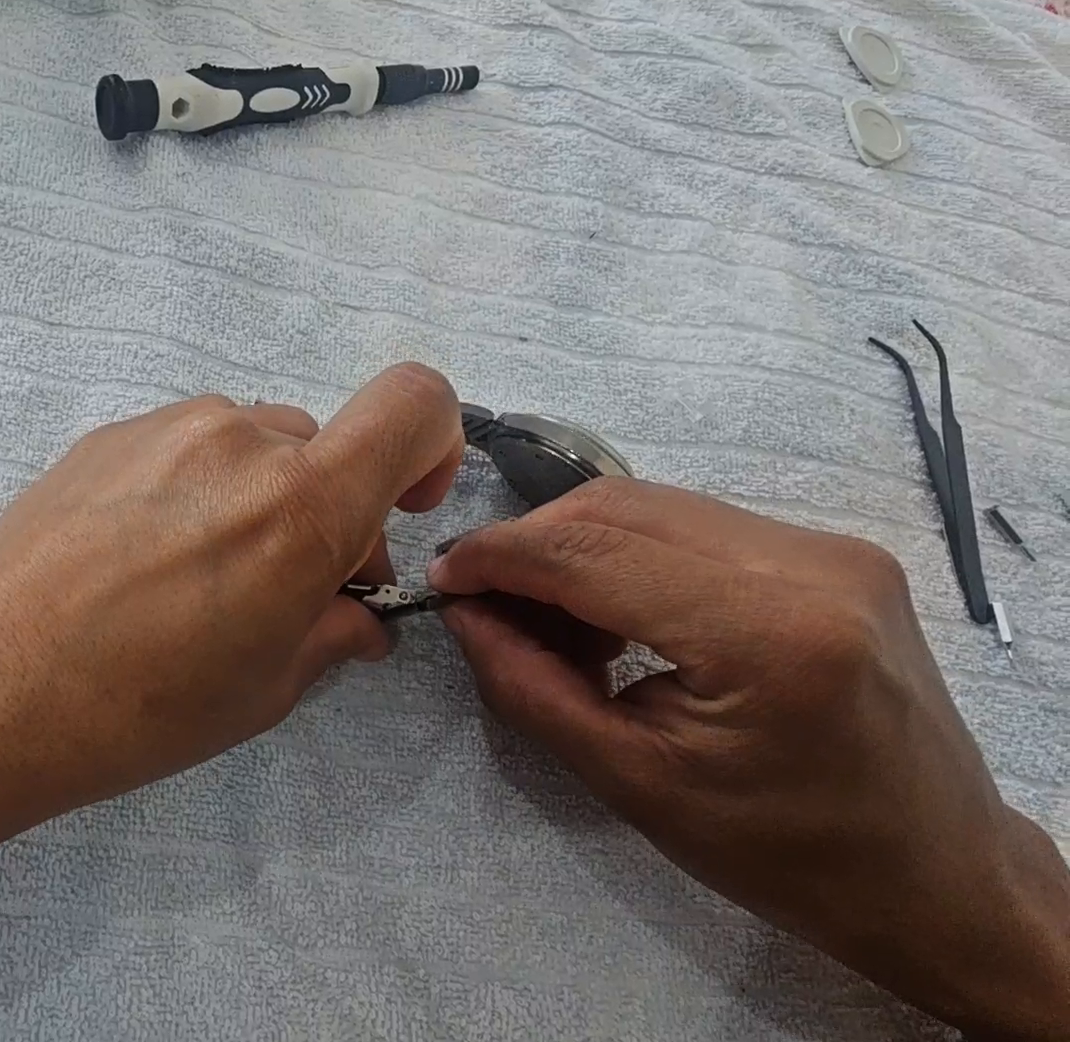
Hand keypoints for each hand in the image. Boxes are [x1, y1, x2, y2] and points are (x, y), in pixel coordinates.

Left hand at [0, 363, 462, 815]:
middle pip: (321, 446)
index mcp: (299, 502)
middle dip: (322, 510)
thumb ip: (334, 630)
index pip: (415, 402)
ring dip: (251, 498)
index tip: (396, 509)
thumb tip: (358, 612)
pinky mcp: (104, 434)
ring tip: (192, 576)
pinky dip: (190, 489)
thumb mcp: (265, 690)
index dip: (429, 446)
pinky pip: (183, 448)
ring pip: (248, 446)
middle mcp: (237, 438)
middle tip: (275, 588)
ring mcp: (163, 426)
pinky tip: (137, 554)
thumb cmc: (137, 707)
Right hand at [429, 478, 1069, 1039]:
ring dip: (569, 547)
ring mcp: (826, 546)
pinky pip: (681, 521)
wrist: (936, 874)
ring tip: (548, 615)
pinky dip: (617, 552)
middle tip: (485, 600)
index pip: (588, 553)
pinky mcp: (825, 549)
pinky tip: (608, 609)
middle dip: (527, 544)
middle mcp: (806, 563)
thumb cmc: (777, 849)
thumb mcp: (624, 778)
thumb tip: (460, 608)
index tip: (442, 577)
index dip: (497, 555)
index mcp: (766, 633)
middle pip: (612, 507)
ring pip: (643, 504)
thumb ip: (526, 682)